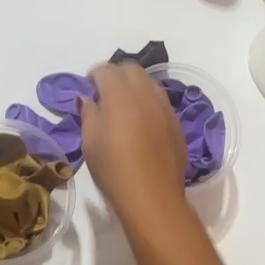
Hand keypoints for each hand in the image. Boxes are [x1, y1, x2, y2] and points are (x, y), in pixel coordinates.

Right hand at [80, 63, 187, 222]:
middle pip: (131, 69)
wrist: (153, 196)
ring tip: (124, 105)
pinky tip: (142, 122)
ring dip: (135, 85)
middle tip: (105, 92)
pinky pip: (161, 101)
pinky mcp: (176, 123)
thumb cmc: (114, 169)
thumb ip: (89, 114)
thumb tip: (89, 99)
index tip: (88, 87)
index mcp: (120, 95)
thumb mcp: (90, 141)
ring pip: (150, 82)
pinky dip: (148, 101)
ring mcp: (165, 107)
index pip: (106, 70)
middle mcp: (146, 93)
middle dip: (116, 74)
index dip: (94, 74)